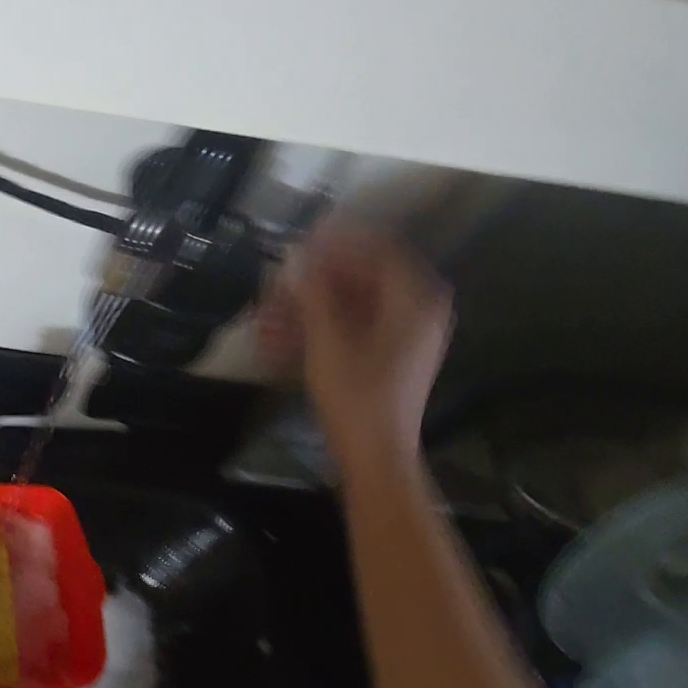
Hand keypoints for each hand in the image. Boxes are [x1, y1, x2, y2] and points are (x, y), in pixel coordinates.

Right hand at [263, 219, 452, 483]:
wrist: (374, 452)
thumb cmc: (356, 397)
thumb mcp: (328, 342)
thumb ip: (314, 294)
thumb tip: (298, 257)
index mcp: (416, 300)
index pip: (381, 250)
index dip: (342, 240)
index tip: (306, 235)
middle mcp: (418, 311)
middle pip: (363, 278)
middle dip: (316, 280)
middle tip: (278, 281)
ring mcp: (405, 334)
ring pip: (353, 305)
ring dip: (310, 306)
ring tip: (268, 314)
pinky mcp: (389, 355)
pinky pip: (353, 328)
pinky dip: (320, 328)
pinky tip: (281, 338)